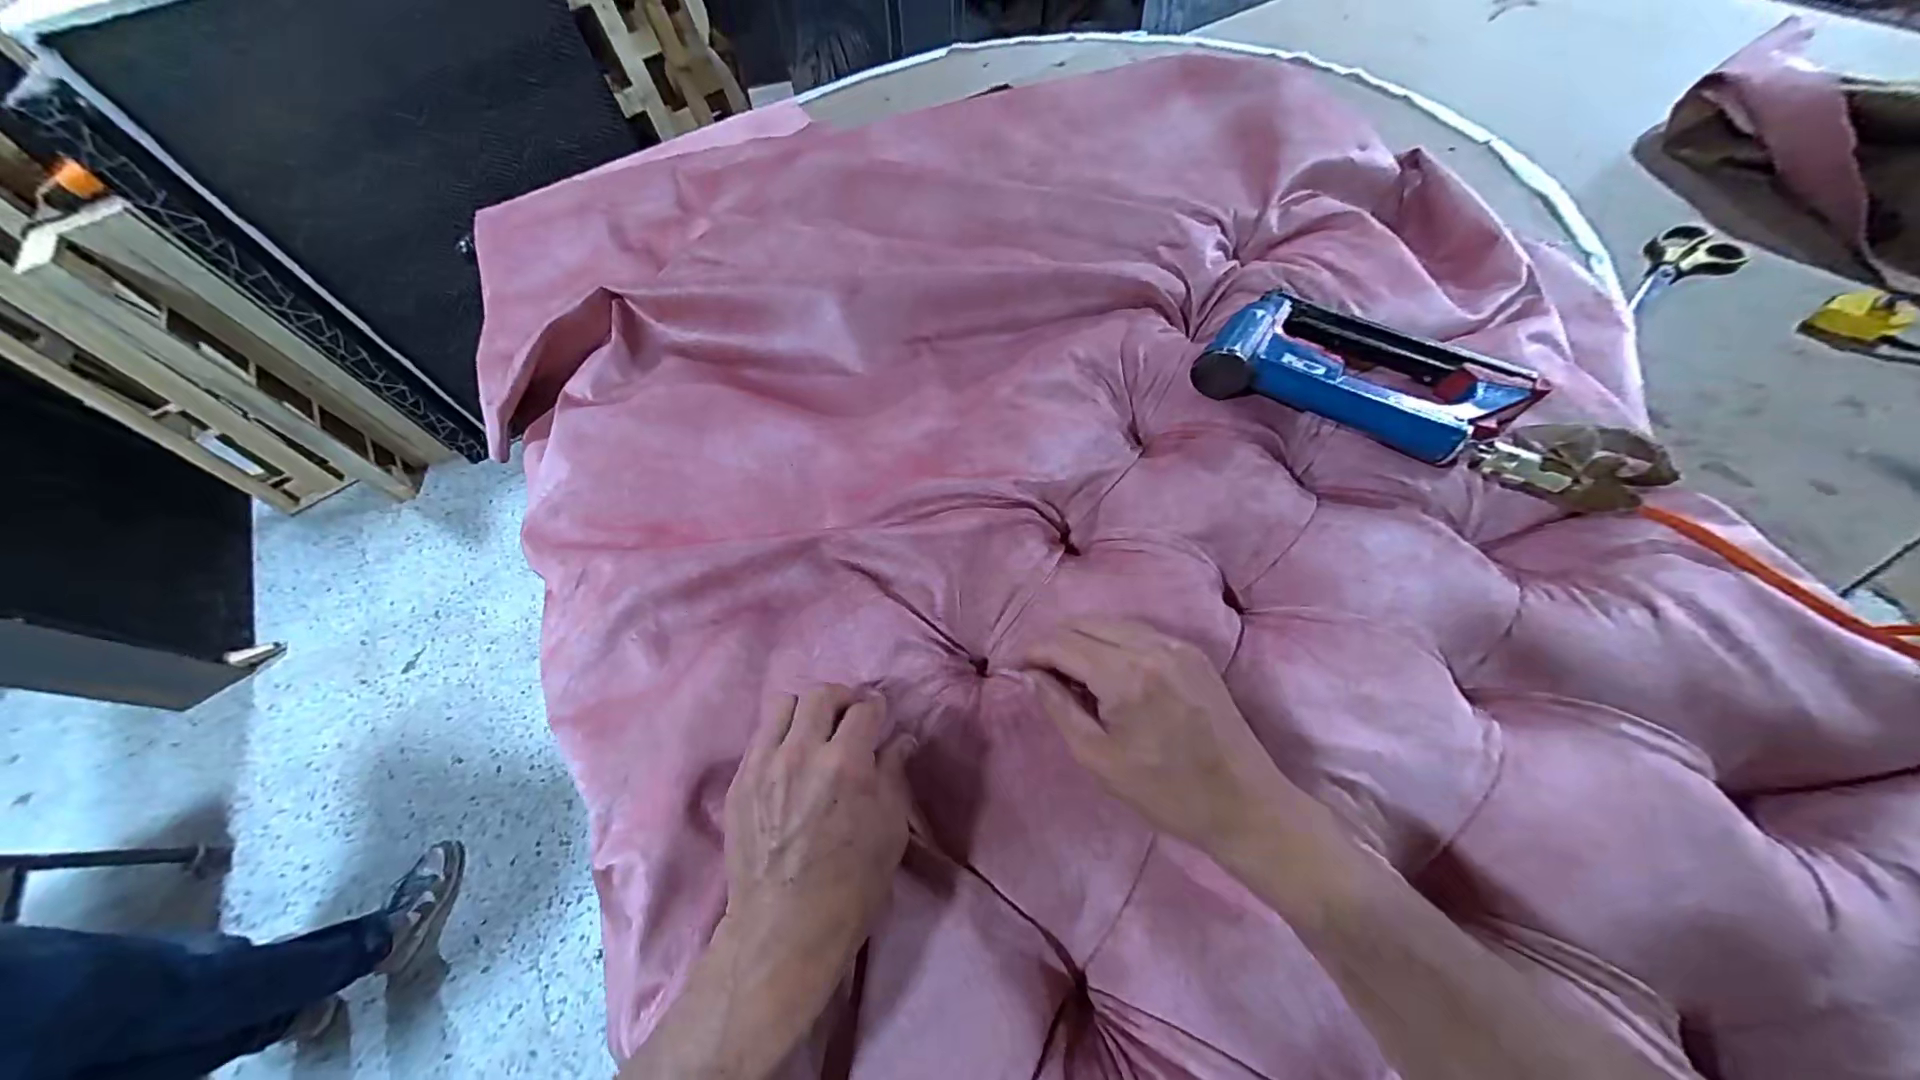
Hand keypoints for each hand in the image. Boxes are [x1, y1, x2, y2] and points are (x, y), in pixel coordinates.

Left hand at [722, 684, 913, 976]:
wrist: (784, 929)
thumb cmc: (852, 884)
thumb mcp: (890, 829)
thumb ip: (894, 773)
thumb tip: (901, 739)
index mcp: (846, 763)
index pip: (864, 708)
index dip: (877, 706)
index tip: (879, 714)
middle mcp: (802, 752)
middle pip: (821, 694)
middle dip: (842, 698)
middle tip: (850, 716)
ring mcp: (764, 764)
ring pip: (783, 704)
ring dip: (806, 710)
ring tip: (815, 731)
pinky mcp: (739, 781)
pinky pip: (759, 735)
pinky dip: (780, 734)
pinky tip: (790, 759)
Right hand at [1023, 620, 1301, 855]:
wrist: (1246, 804)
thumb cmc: (1166, 792)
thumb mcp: (1099, 758)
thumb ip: (1059, 708)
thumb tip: (1030, 675)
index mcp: (1126, 675)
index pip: (1063, 642)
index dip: (1032, 650)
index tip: (1014, 666)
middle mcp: (1151, 647)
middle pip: (1085, 622)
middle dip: (1054, 640)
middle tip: (1036, 669)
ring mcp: (1177, 645)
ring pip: (1112, 622)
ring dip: (1082, 637)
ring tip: (1066, 670)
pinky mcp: (1194, 653)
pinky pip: (1139, 631)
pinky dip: (1111, 640)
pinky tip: (1104, 667)